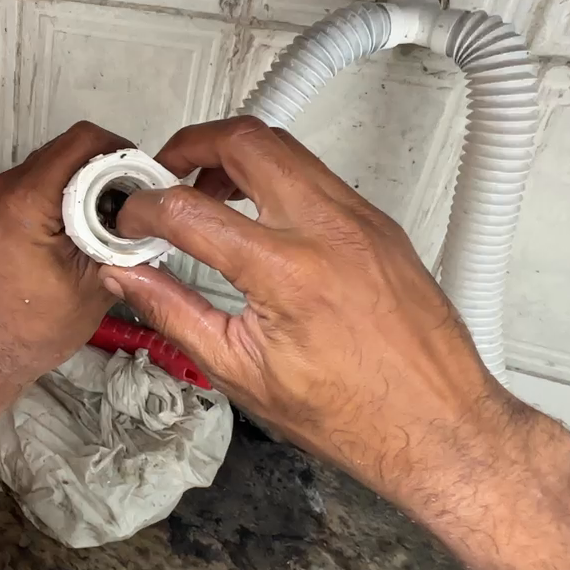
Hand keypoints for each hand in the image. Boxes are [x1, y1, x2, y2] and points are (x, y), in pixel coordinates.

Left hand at [0, 121, 130, 456]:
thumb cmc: (36, 326)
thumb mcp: (96, 281)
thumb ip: (125, 237)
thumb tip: (155, 210)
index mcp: (27, 198)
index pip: (82, 140)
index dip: (122, 150)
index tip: (146, 177)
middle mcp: (8, 186)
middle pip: (69, 147)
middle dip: (109, 165)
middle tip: (139, 197)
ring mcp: (0, 194)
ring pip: (58, 161)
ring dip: (90, 178)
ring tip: (118, 212)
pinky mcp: (2, 207)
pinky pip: (44, 180)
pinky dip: (71, 190)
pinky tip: (92, 221)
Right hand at [104, 117, 569, 569]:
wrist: (444, 430)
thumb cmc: (355, 415)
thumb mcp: (238, 371)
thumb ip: (170, 309)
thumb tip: (126, 275)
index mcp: (286, 273)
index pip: (189, 210)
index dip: (143, 209)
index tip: (130, 220)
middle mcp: (327, 230)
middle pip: (244, 139)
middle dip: (188, 143)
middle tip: (162, 170)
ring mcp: (359, 219)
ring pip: (282, 143)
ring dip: (230, 152)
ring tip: (202, 186)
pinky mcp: (376, 222)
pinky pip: (311, 170)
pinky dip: (269, 171)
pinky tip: (251, 210)